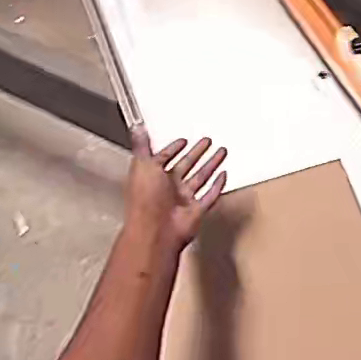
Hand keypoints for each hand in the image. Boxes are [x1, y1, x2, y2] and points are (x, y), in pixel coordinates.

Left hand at [123, 127, 227, 254]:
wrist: (155, 230)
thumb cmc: (145, 200)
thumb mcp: (141, 164)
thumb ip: (142, 146)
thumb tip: (137, 129)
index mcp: (154, 176)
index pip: (165, 158)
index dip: (173, 149)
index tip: (182, 141)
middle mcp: (168, 188)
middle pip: (186, 166)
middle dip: (197, 153)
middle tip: (206, 142)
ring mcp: (183, 200)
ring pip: (200, 178)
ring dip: (211, 165)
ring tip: (221, 152)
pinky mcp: (196, 211)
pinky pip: (210, 196)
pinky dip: (218, 186)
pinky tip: (223, 176)